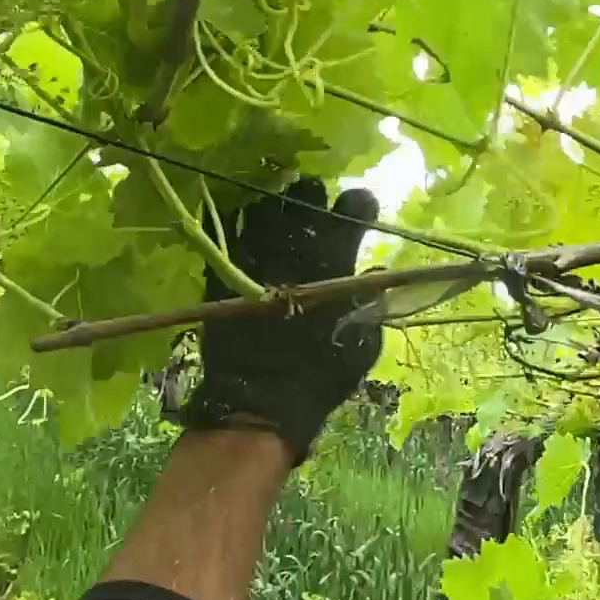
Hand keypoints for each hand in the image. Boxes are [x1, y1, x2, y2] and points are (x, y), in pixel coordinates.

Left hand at [181, 179, 380, 463]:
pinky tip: (245, 229)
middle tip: (311, 204)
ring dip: (273, 206)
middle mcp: (294, 247)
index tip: (357, 207)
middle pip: (303, 196)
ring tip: (276, 213)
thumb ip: (372, 304)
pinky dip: (238, 223)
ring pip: (264, 204)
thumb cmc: (319, 378)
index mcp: (334, 260)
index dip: (357, 203)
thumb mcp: (363, 345)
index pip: (352, 208)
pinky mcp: (223, 270)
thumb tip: (375, 271)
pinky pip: (228, 229)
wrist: (258, 403)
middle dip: (310, 196)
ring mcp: (255, 254)